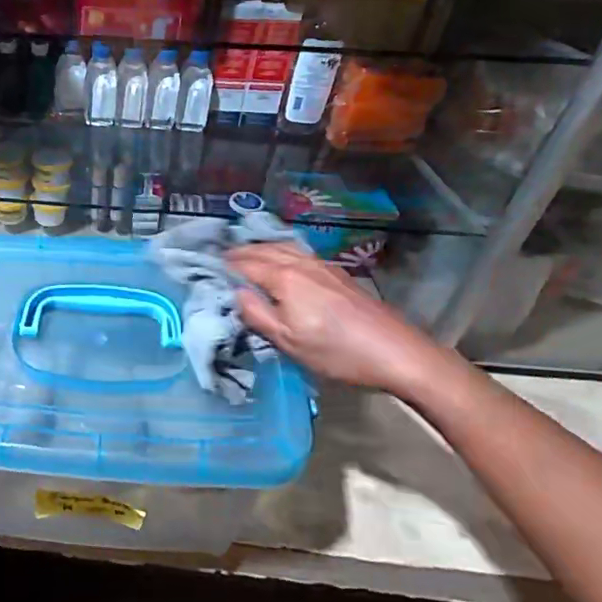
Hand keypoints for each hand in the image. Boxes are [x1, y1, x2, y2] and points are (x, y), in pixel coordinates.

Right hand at [228, 243, 455, 396]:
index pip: (242, 263)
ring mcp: (321, 266)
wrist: (400, 354)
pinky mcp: (337, 273)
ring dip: (257, 249)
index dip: (220, 265)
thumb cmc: (338, 352)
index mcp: (284, 277)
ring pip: (280, 247)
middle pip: (260, 249)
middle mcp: (300, 263)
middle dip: (236, 253)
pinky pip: (296, 252)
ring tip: (242, 258)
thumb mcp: (288, 341)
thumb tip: (236, 293)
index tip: (201, 269)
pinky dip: (277, 252)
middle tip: (216, 262)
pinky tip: (277, 263)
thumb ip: (256, 313)